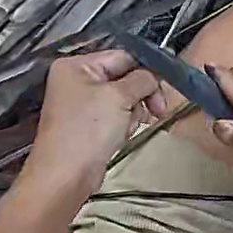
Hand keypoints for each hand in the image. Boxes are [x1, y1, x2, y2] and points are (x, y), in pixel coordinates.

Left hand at [21, 50, 159, 195]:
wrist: (66, 176)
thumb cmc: (87, 131)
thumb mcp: (119, 96)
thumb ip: (143, 79)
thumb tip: (155, 75)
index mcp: (76, 66)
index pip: (122, 57)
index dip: (146, 70)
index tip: (165, 86)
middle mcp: (77, 81)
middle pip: (125, 77)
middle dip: (142, 94)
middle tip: (158, 109)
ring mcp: (83, 103)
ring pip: (125, 98)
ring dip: (135, 111)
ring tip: (129, 125)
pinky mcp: (90, 123)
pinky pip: (118, 114)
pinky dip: (126, 122)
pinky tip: (123, 134)